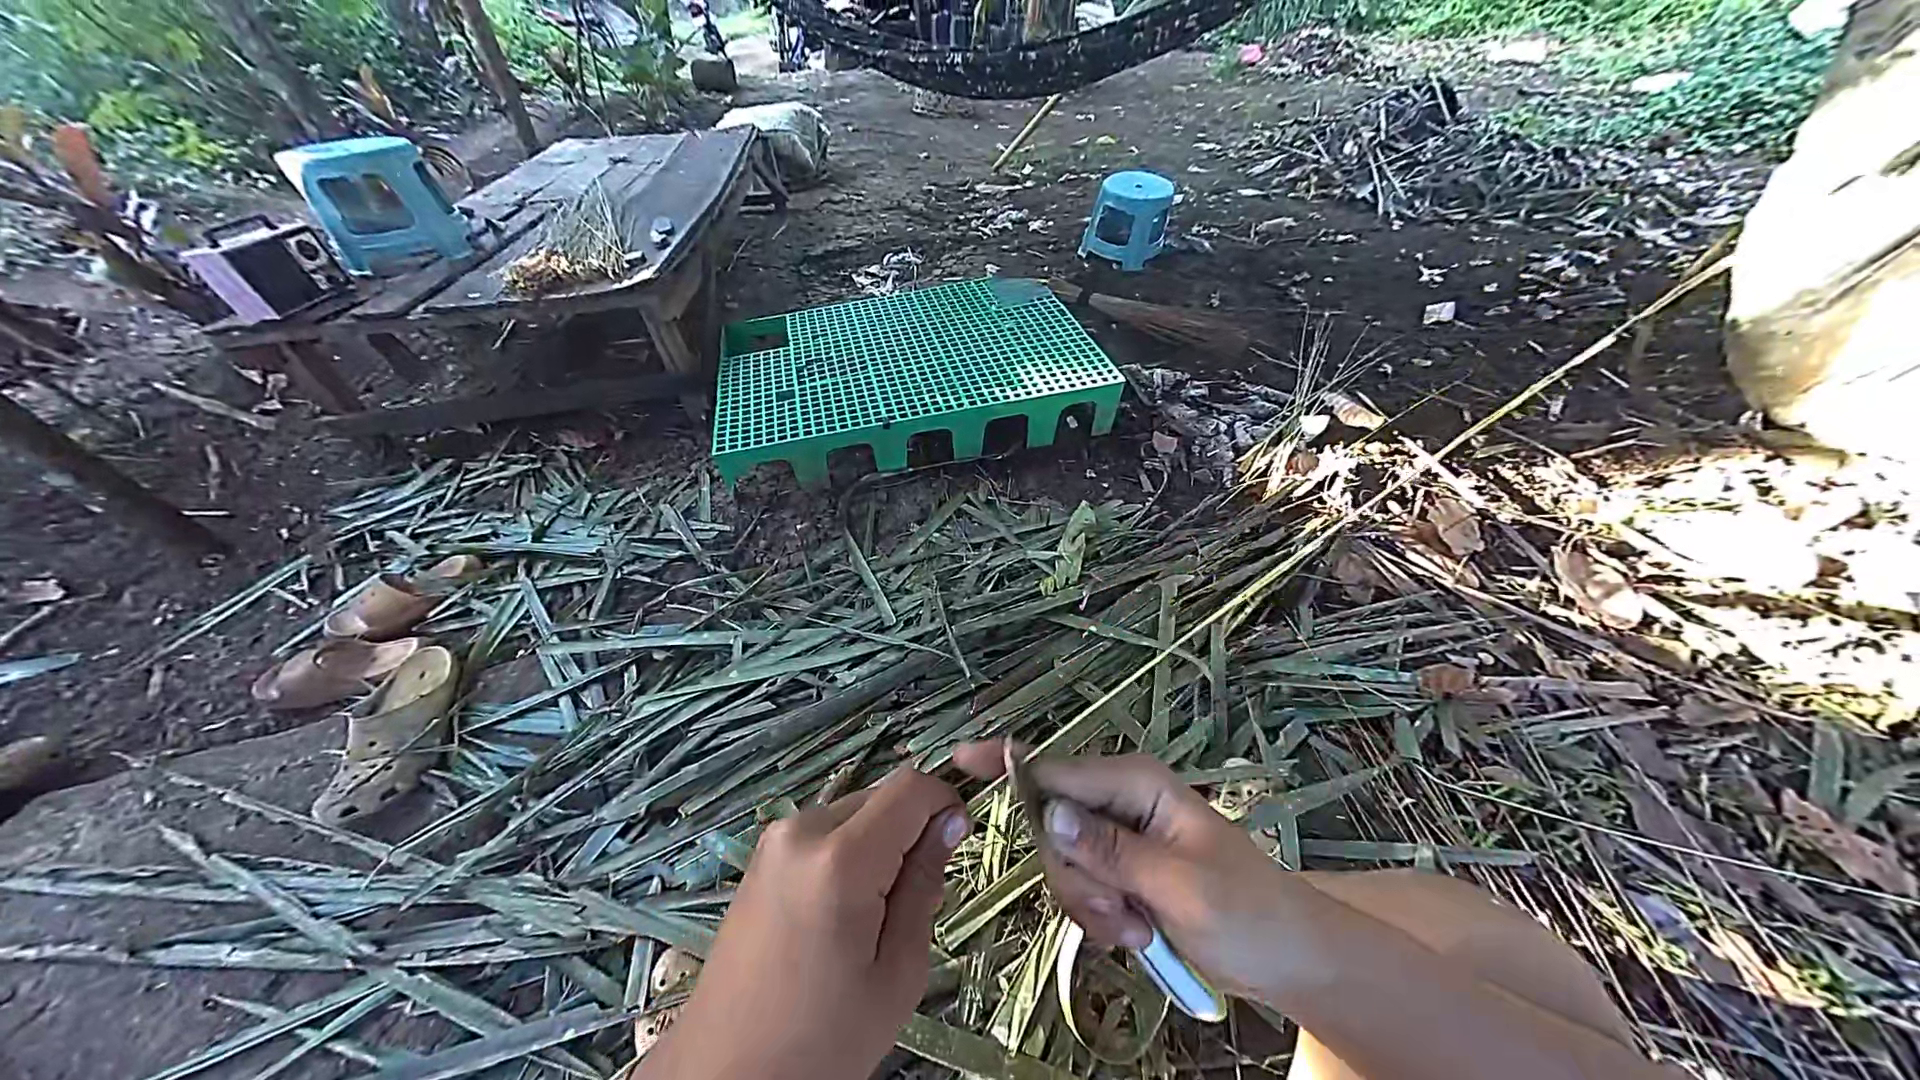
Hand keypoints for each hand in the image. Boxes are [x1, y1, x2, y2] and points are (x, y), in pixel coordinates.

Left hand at [639, 766, 968, 1079]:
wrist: (722, 1075)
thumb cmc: (821, 1041)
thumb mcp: (896, 972)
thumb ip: (925, 884)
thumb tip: (951, 822)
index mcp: (840, 860)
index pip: (910, 787)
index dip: (944, 804)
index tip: (956, 842)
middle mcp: (802, 830)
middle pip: (883, 797)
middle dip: (912, 830)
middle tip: (912, 899)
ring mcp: (776, 839)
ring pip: (857, 811)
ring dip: (882, 841)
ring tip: (873, 913)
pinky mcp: (763, 854)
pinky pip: (828, 829)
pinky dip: (852, 851)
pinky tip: (842, 908)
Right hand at [952, 740, 1313, 1000]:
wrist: (1283, 955)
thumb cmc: (1247, 911)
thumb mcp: (1180, 884)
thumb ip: (1111, 850)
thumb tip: (1049, 813)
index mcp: (1136, 783)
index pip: (1057, 770)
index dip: (1008, 765)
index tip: (960, 760)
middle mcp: (1118, 800)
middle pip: (1050, 826)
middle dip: (1077, 877)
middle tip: (1121, 912)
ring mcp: (1114, 834)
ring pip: (1060, 862)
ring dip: (1091, 904)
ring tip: (1139, 926)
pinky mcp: (1114, 866)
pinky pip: (1076, 886)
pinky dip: (1098, 916)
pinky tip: (1136, 930)